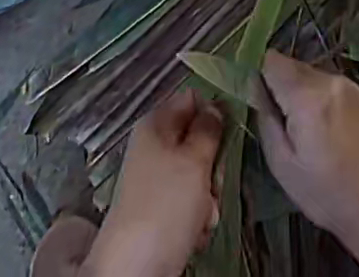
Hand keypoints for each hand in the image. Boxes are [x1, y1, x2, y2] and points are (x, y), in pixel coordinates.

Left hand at [84, 90, 223, 276]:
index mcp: (156, 123)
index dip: (213, 115)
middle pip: (198, 139)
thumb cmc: (165, 205)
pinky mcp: (160, 207)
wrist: (133, 270)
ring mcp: (156, 177)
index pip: (192, 100)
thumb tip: (215, 106)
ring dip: (208, 195)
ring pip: (198, 173)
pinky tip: (194, 231)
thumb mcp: (194, 161)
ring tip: (203, 214)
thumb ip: (209, 129)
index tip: (226, 137)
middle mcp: (154, 145)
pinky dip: (197, 215)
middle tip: (213, 183)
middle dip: (213, 164)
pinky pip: (189, 200)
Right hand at [257, 51, 358, 239]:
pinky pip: (323, 80)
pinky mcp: (357, 90)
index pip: (271, 60)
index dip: (258, 73)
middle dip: (278, 84)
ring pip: (306, 71)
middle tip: (279, 118)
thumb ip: (264, 116)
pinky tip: (319, 122)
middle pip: (289, 64)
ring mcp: (346, 84)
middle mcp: (328, 81)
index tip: (255, 93)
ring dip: (296, 88)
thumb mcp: (280, 162)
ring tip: (300, 124)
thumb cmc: (322, 192)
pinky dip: (314, 93)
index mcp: (308, 98)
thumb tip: (253, 85)